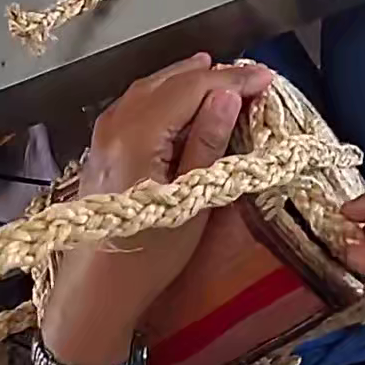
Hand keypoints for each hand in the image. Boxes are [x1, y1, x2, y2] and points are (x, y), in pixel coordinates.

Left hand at [43, 53, 273, 364]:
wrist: (97, 289)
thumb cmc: (150, 253)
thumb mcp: (190, 200)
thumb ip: (208, 141)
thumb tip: (229, 94)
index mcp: (139, 135)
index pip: (193, 88)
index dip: (233, 79)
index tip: (267, 77)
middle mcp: (116, 122)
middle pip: (171, 81)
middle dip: (215, 75)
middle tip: (253, 77)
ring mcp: (105, 131)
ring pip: (152, 86)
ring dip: (190, 79)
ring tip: (225, 76)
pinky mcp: (102, 143)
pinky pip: (139, 100)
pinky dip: (168, 91)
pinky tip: (184, 95)